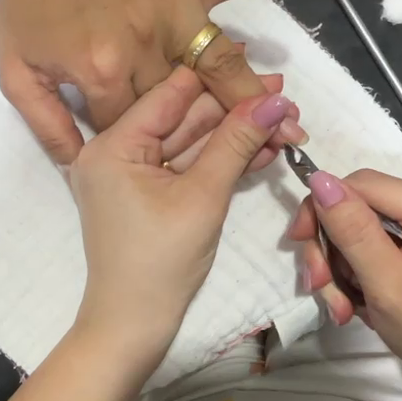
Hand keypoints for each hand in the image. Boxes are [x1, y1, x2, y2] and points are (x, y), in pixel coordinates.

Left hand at [0, 0, 326, 161]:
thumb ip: (48, 126)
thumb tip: (79, 165)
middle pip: (195, 103)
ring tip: (290, 122)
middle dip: (230, 134)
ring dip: (256, 94)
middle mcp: (146, 43)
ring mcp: (171, 9)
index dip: (159, 150)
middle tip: (272, 153)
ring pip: (223, 63)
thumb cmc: (27, 5)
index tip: (179, 168)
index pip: (142, 126)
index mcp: (103, 70)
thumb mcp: (18, 75)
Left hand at [69, 67, 290, 361]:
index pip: (172, 94)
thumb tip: (276, 99)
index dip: (223, 83)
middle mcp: (114, 150)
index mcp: (112, 144)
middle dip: (237, 112)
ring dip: (236, 136)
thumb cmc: (160, 261)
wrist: (133, 325)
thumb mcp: (203, 197)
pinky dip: (220, 161)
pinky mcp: (146, 194)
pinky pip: (185, 167)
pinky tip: (264, 149)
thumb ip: (236, 143)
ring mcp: (130, 174)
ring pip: (189, 143)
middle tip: (289, 100)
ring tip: (287, 123)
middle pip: (183, 117)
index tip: (269, 75)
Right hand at [289, 170, 401, 390]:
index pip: (369, 185)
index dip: (325, 206)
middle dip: (334, 250)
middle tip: (320, 288)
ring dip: (342, 269)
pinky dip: (359, 274)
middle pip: (363, 209)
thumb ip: (352, 229)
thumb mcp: (388, 283)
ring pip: (364, 231)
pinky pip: (379, 247)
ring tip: (343, 308)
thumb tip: (318, 179)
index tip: (296, 241)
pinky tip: (358, 303)